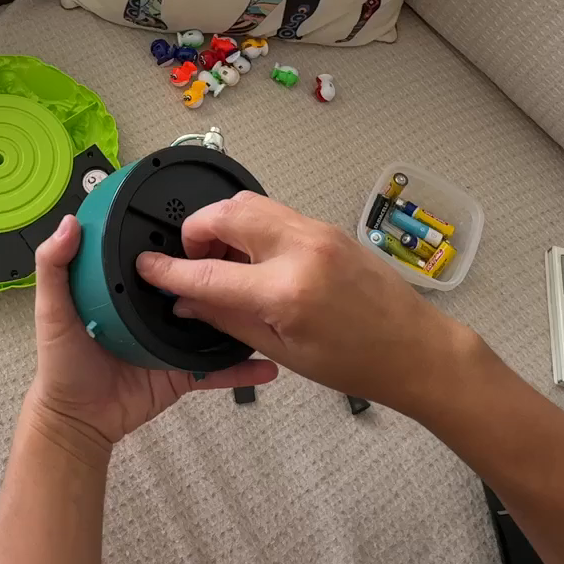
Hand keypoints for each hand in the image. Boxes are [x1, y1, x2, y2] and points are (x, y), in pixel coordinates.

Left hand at [28, 217, 277, 450]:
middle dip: (218, 272)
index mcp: (126, 288)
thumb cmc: (62, 364)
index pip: (156, 256)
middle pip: (191, 285)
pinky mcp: (182, 370)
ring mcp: (171, 338)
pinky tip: (267, 362)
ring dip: (236, 314)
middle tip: (247, 256)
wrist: (78, 420)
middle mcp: (153, 308)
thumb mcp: (52, 310)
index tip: (202, 222)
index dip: (174, 238)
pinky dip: (241, 367)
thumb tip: (69, 222)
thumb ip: (54, 266)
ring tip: (266, 300)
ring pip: (211, 322)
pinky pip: (215, 368)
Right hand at [135, 192, 482, 417]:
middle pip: (225, 213)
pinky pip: (273, 210)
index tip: (146, 266)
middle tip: (191, 259)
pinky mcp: (325, 225)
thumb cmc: (358, 361)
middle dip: (196, 230)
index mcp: (287, 290)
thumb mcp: (283, 352)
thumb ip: (228, 320)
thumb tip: (187, 303)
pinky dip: (249, 224)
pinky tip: (251, 256)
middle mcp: (300, 247)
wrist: (418, 347)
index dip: (170, 271)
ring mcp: (316, 229)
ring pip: (248, 202)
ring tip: (221, 258)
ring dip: (222, 222)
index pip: (210, 272)